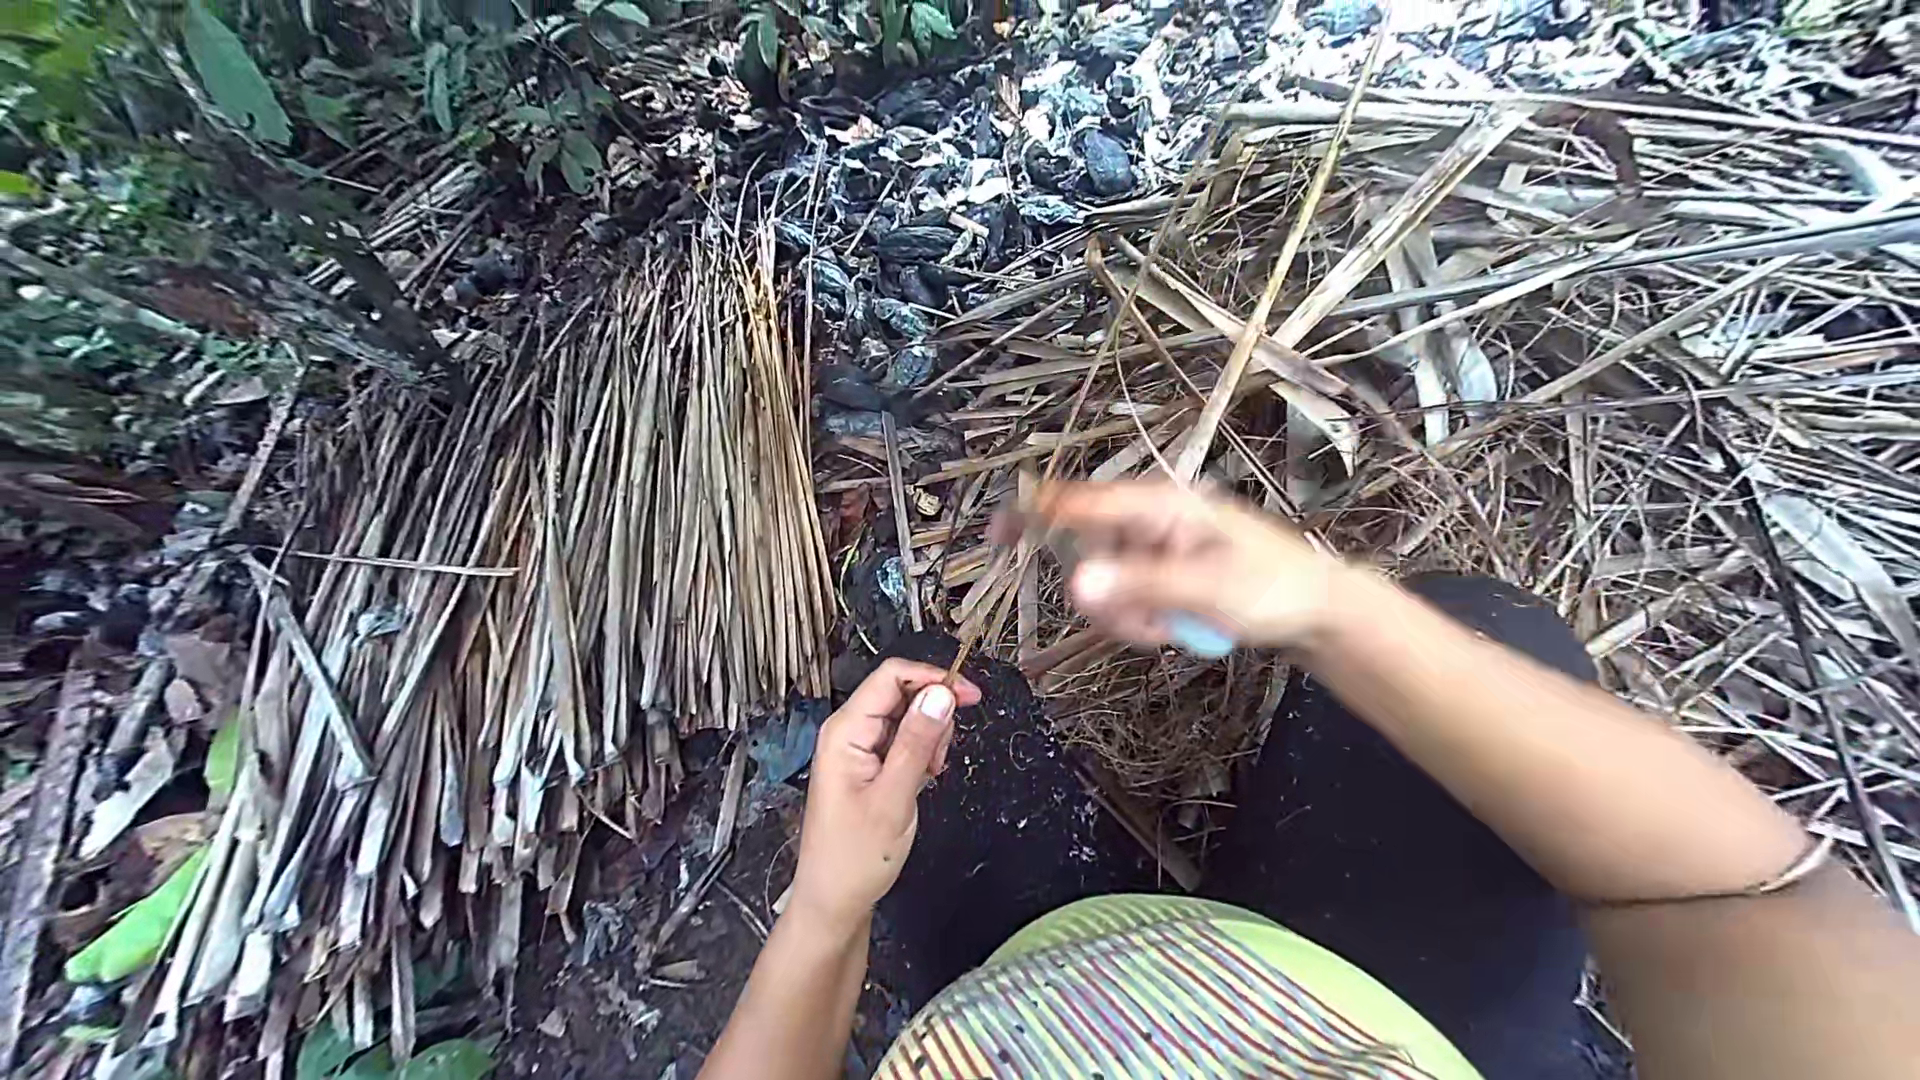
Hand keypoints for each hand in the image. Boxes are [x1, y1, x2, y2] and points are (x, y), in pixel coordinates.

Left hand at [788, 659, 982, 927]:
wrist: (834, 902)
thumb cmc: (855, 857)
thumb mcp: (893, 799)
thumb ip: (917, 742)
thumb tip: (942, 694)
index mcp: (846, 730)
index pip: (891, 676)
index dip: (933, 677)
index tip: (970, 696)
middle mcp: (850, 729)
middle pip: (902, 691)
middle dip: (933, 712)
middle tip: (943, 754)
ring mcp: (859, 745)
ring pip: (907, 714)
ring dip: (930, 734)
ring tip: (930, 772)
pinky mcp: (869, 760)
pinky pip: (904, 736)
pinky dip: (922, 749)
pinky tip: (924, 776)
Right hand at [1001, 480, 1355, 649]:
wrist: (1315, 608)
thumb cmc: (1274, 586)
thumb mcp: (1210, 589)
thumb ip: (1140, 586)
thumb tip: (1074, 585)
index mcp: (1160, 506)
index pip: (1083, 503)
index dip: (1035, 512)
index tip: (997, 530)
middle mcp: (1148, 520)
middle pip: (1087, 556)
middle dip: (1108, 599)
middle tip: (1148, 628)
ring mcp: (1151, 547)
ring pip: (1101, 584)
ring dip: (1125, 615)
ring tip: (1170, 628)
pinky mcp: (1155, 571)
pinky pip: (1121, 598)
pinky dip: (1136, 620)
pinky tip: (1171, 627)